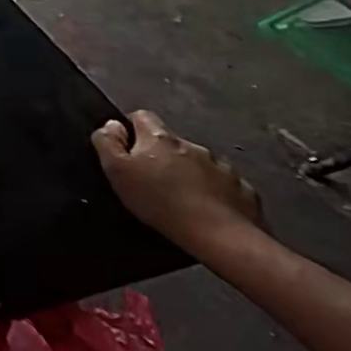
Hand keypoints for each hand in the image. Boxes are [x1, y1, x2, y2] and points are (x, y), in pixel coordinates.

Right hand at [90, 110, 264, 251]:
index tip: (125, 147)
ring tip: (181, 198)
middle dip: (161, 154)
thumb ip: (107, 143)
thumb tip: (111, 125)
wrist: (219, 235)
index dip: (130, 127)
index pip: (141, 116)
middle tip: (151, 179)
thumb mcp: (116, 171)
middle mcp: (192, 145)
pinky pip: (223, 184)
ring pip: (197, 162)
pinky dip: (213, 191)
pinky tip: (208, 210)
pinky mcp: (243, 189)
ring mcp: (221, 166)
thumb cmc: (158, 201)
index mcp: (159, 138)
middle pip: (170, 142)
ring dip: (188, 172)